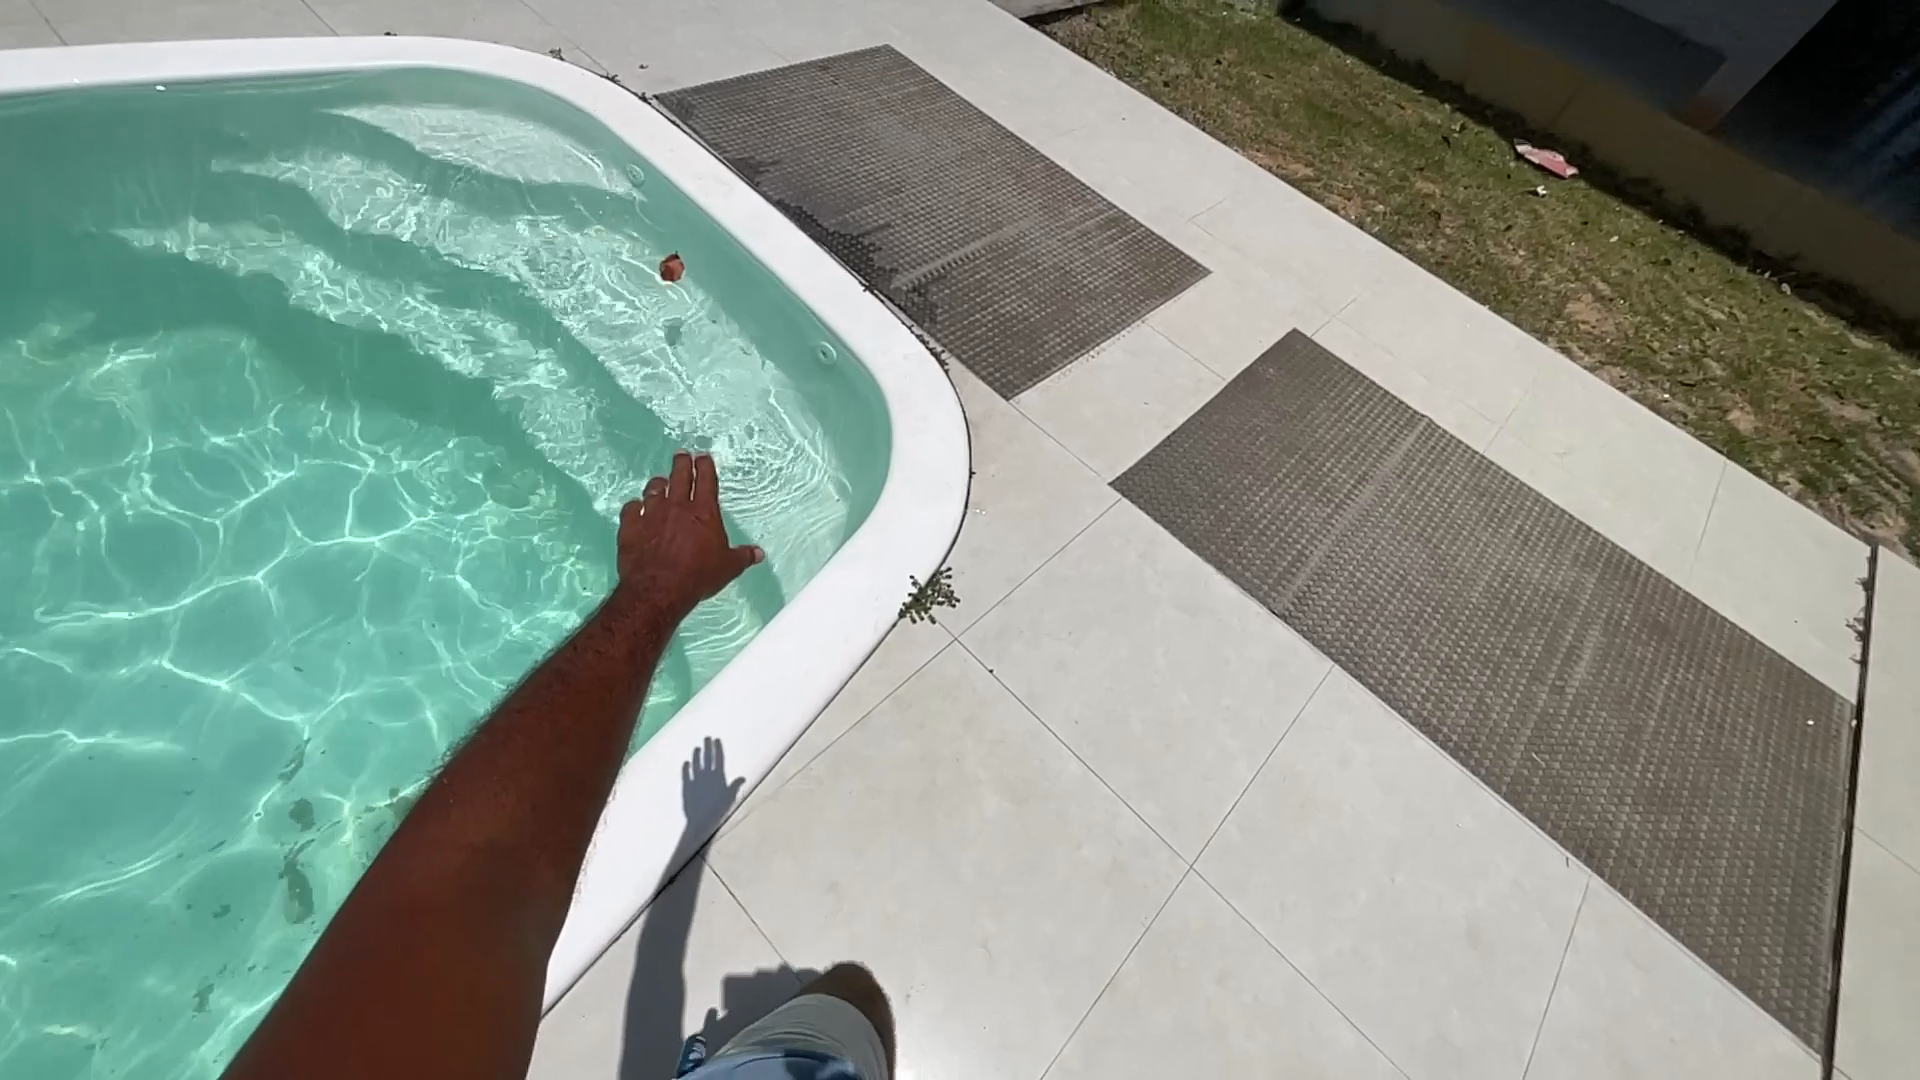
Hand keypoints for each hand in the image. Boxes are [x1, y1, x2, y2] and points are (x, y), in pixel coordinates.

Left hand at [616, 451, 761, 622]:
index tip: (703, 457)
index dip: (705, 466)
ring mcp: (651, 514)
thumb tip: (758, 553)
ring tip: (660, 481)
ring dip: (658, 484)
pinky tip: (635, 507)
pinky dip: (634, 506)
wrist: (659, 589)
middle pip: (679, 476)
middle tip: (681, 455)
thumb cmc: (698, 576)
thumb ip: (742, 556)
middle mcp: (677, 507)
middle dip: (681, 463)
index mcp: (704, 512)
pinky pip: (630, 509)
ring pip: (654, 490)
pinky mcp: (630, 526)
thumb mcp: (728, 568)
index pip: (706, 480)